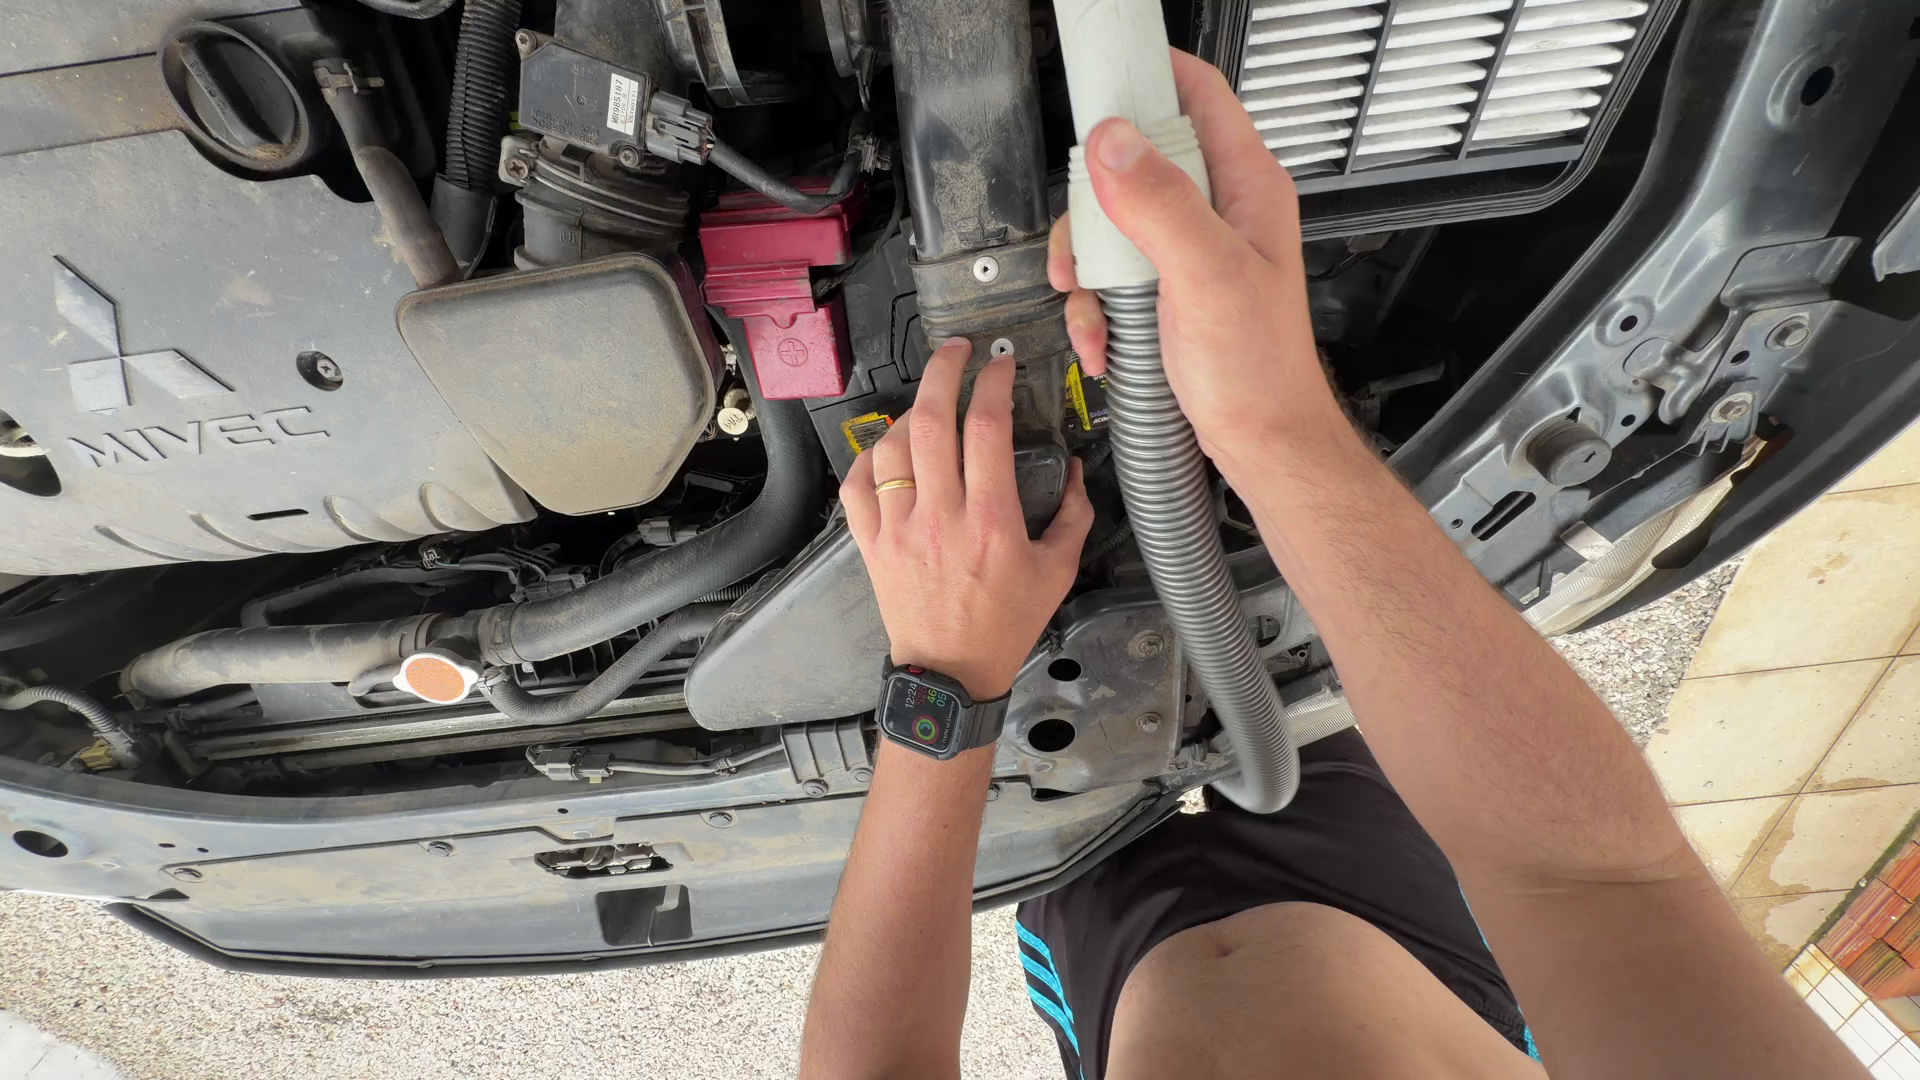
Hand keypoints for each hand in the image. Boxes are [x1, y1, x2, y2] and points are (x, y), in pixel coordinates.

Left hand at [841, 338, 1094, 699]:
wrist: (949, 673)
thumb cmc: (1006, 624)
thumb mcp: (1058, 571)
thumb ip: (1073, 514)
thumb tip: (1074, 468)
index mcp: (991, 521)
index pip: (987, 428)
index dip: (993, 383)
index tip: (1000, 365)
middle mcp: (940, 517)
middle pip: (931, 421)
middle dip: (944, 371)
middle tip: (957, 351)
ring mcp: (898, 529)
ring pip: (891, 445)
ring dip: (909, 412)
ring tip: (928, 405)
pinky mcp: (871, 544)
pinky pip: (857, 484)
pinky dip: (869, 455)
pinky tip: (889, 447)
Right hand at [1047, 50, 1350, 485]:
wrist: (1257, 437)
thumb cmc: (1256, 369)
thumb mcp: (1208, 278)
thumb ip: (1161, 205)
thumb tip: (1113, 143)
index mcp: (1242, 188)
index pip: (1196, 97)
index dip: (1146, 82)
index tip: (1097, 93)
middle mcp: (1212, 214)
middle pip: (1132, 169)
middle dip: (1091, 215)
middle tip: (1084, 253)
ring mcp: (1184, 256)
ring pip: (1110, 231)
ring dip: (1086, 277)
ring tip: (1092, 315)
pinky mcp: (1163, 295)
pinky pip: (1109, 282)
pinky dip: (1094, 313)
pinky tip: (1102, 342)